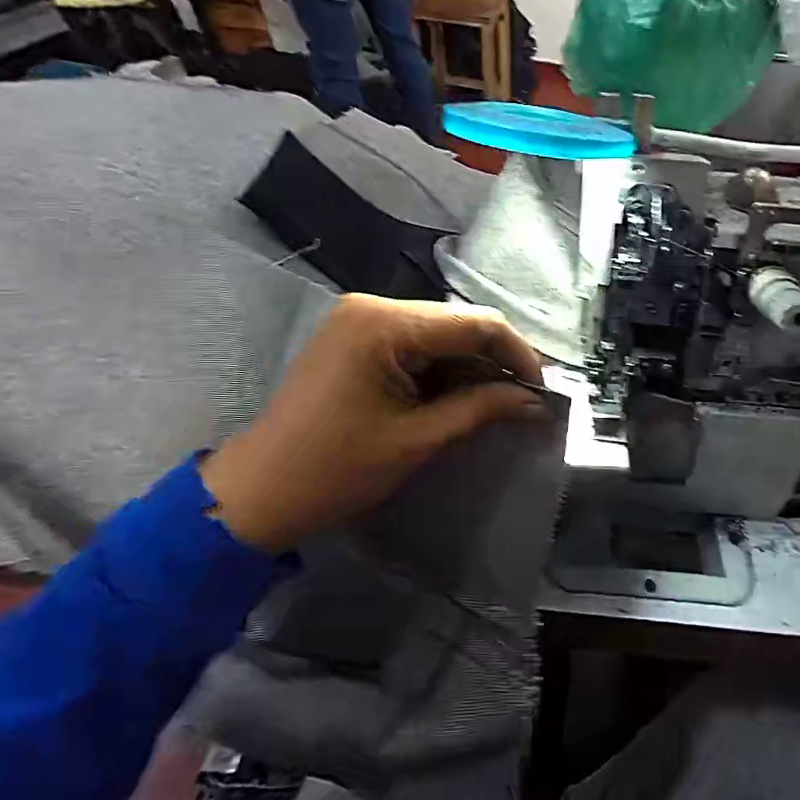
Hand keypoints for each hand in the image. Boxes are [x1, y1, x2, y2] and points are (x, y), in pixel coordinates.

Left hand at [199, 295, 545, 550]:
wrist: (257, 493)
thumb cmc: (335, 469)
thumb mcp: (419, 439)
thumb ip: (482, 408)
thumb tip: (535, 401)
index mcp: (384, 325)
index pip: (476, 323)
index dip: (518, 355)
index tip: (542, 392)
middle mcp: (373, 307)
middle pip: (460, 323)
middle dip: (497, 361)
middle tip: (524, 401)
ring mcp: (360, 320)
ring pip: (442, 333)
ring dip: (473, 367)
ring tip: (498, 404)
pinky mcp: (355, 338)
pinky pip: (417, 344)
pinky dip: (444, 369)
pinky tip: (461, 396)